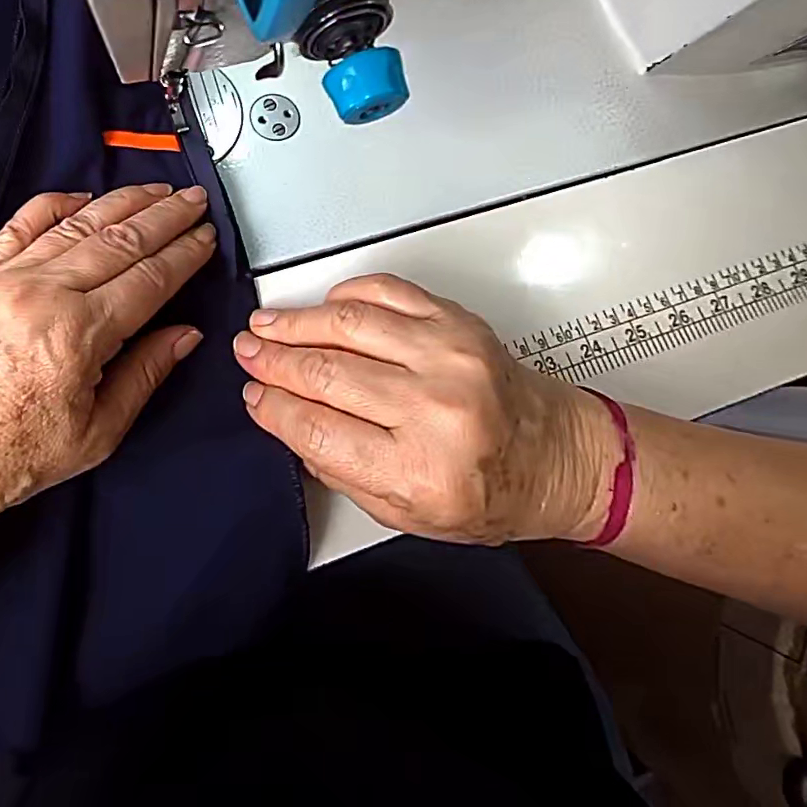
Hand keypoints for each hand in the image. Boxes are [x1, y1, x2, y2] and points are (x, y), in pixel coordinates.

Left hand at [0, 184, 215, 602]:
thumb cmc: (0, 457)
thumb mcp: (94, 434)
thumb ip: (144, 374)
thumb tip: (182, 336)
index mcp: (76, 334)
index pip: (149, 278)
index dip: (184, 254)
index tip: (206, 238)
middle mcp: (41, 293)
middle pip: (120, 239)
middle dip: (164, 216)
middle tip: (192, 201)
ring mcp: (5, 278)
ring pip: (77, 223)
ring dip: (122, 202)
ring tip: (153, 191)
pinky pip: (22, 224)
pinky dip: (54, 205)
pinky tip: (80, 198)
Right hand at [232, 274, 617, 543]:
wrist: (559, 457)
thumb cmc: (489, 492)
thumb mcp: (403, 514)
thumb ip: (336, 468)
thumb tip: (285, 414)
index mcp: (421, 471)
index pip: (315, 428)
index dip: (272, 406)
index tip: (253, 394)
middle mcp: (437, 410)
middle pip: (323, 372)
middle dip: (271, 360)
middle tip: (247, 352)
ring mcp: (450, 358)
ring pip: (345, 325)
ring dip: (294, 323)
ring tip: (266, 325)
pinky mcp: (458, 324)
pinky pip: (385, 293)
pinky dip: (343, 295)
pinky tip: (321, 307)